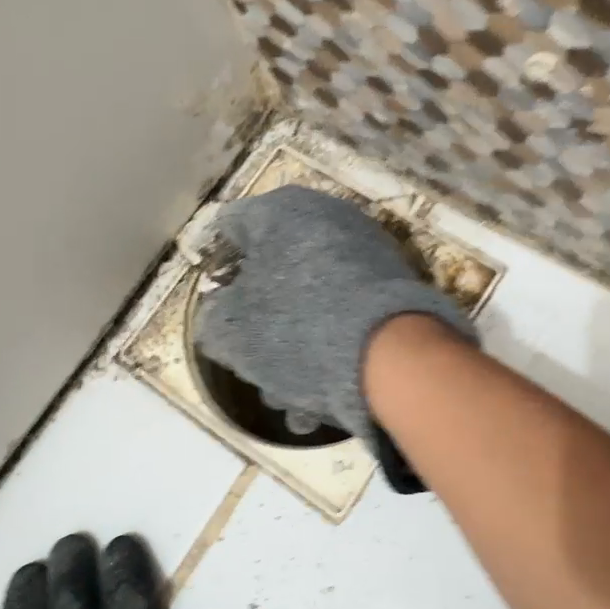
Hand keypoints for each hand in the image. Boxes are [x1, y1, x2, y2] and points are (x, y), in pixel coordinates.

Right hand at [194, 185, 475, 491]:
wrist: (387, 353)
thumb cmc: (293, 326)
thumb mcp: (229, 330)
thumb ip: (215, 317)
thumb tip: (221, 313)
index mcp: (282, 209)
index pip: (232, 226)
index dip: (218, 265)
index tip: (214, 301)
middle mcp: (328, 217)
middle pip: (277, 269)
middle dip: (262, 319)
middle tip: (250, 358)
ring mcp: (367, 251)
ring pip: (313, 302)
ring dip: (296, 346)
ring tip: (287, 398)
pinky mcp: (395, 287)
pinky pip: (347, 317)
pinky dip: (331, 350)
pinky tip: (321, 397)